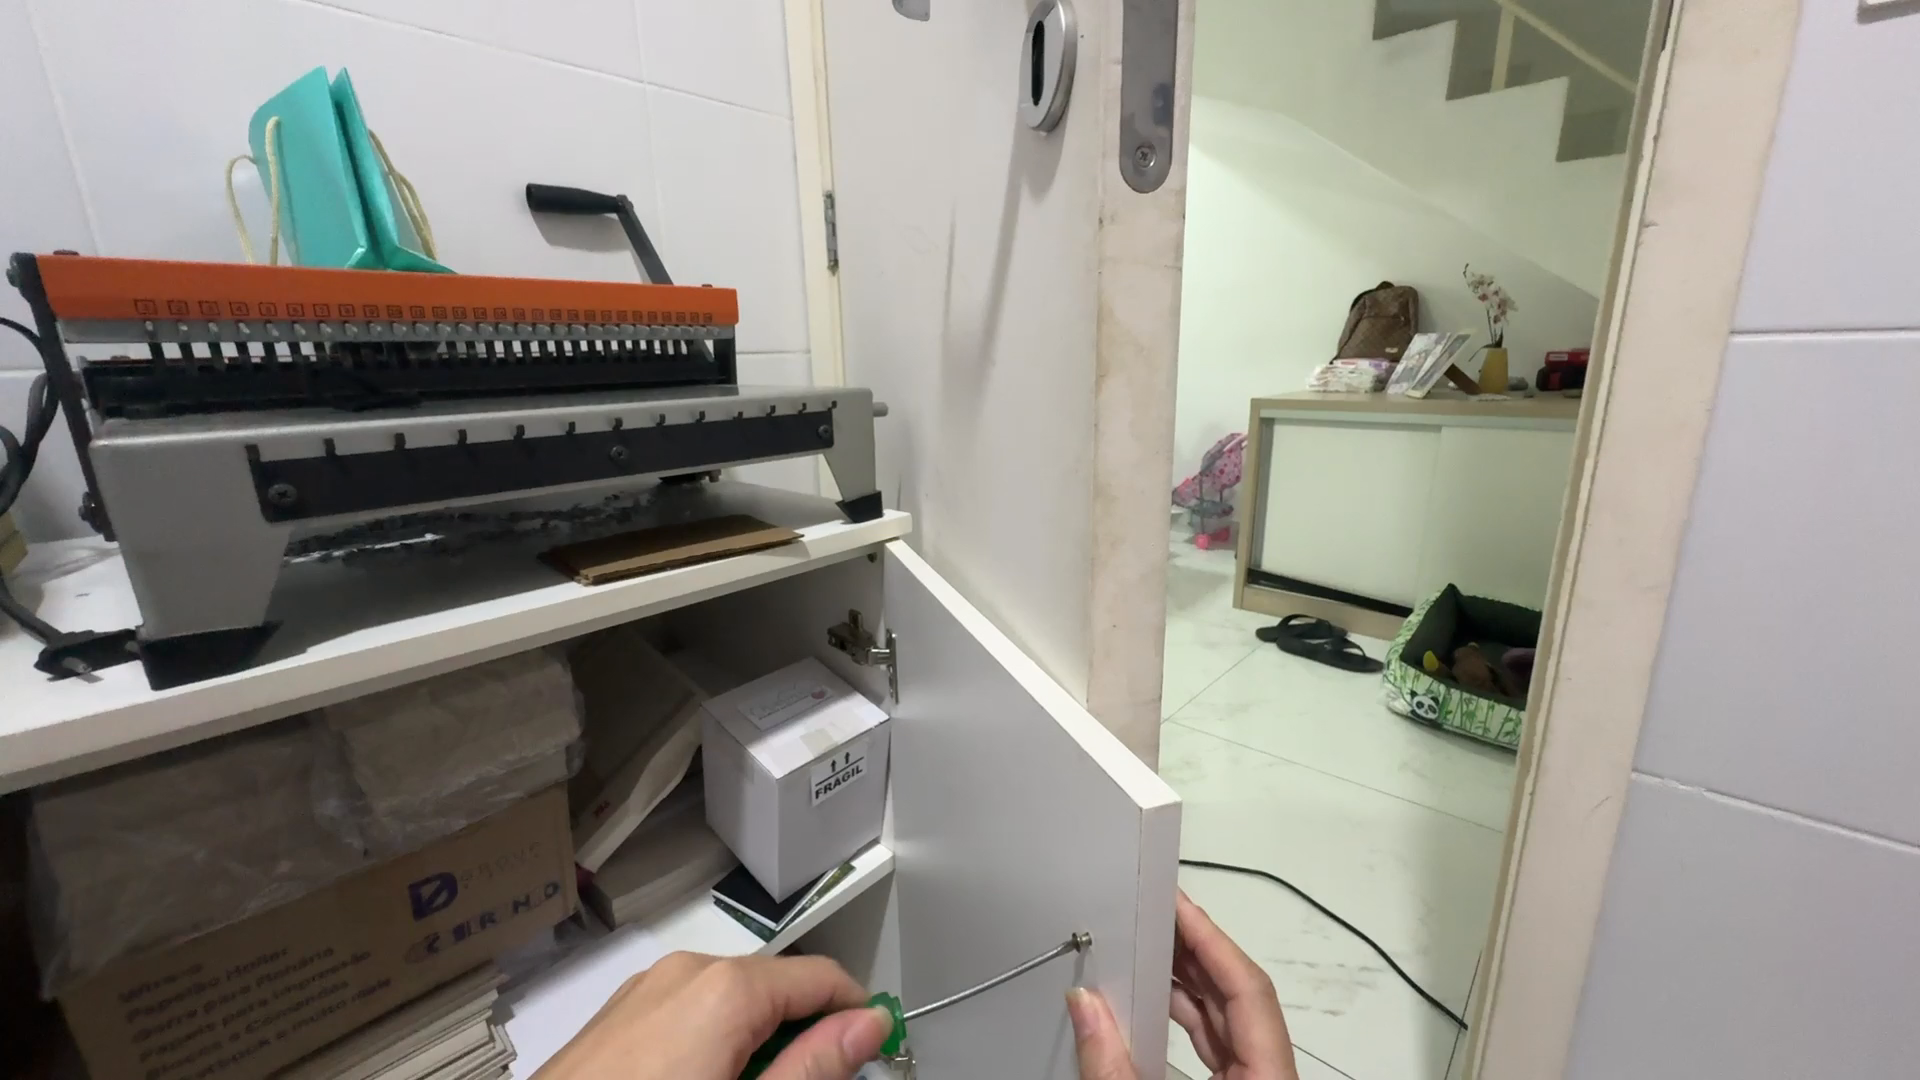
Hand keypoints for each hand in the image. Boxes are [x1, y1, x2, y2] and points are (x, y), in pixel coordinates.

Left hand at [534, 952, 895, 1079]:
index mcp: (725, 986)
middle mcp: (686, 970)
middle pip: (775, 988)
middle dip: (800, 1036)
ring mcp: (642, 989)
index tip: (873, 1055)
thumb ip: (814, 1067)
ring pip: (728, 1003)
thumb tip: (871, 1022)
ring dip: (752, 1045)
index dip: (855, 1013)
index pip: (822, 977)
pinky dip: (705, 1048)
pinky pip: (683, 1016)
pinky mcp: (610, 1018)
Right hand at [1067, 893, 1298, 1079]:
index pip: (1248, 988)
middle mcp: (1270, 1075)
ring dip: (1187, 978)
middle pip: (1238, 995)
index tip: (1175, 901)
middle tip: (1152, 908)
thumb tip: (1082, 1000)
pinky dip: (1186, 1011)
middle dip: (1194, 949)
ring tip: (1146, 942)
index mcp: (1268, 1077)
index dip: (1211, 939)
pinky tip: (1153, 996)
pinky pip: (1218, 1041)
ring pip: (1227, 1016)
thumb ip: (1111, 1065)